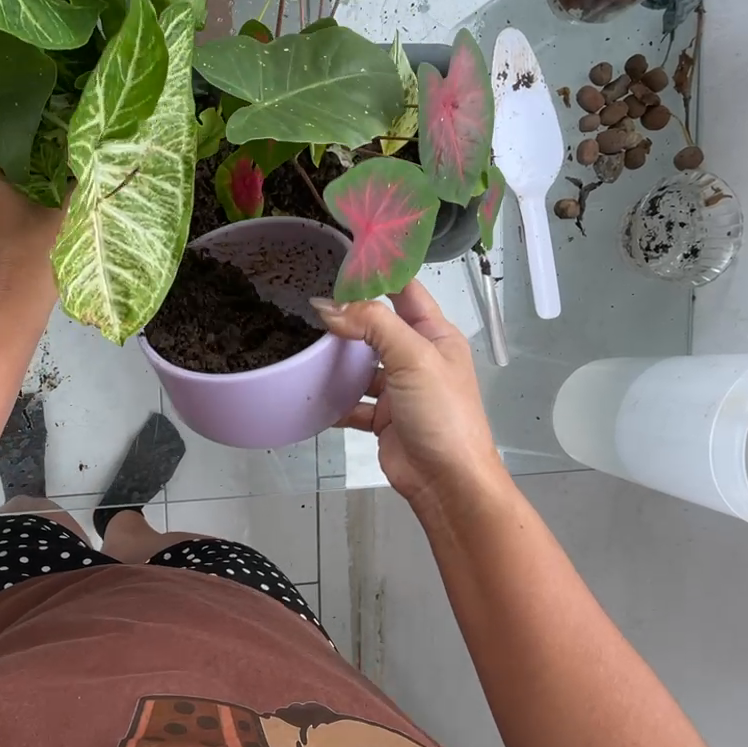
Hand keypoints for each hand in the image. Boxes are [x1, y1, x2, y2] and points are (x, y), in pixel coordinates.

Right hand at [311, 283, 506, 514]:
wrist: (446, 481)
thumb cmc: (441, 414)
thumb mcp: (412, 358)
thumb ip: (372, 325)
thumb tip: (327, 306)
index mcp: (435, 335)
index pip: (405, 291)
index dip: (376, 276)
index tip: (337, 265)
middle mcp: (417, 358)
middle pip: (376, 327)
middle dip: (346, 317)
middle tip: (306, 305)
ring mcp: (398, 389)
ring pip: (360, 365)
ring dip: (335, 360)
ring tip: (301, 346)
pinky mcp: (381, 418)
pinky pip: (351, 402)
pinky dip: (332, 400)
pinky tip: (308, 393)